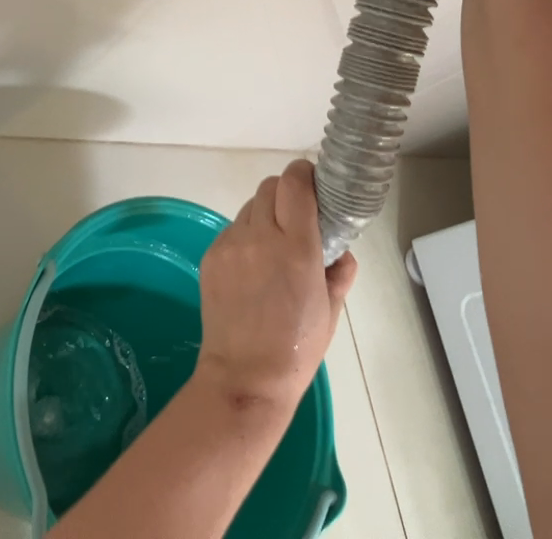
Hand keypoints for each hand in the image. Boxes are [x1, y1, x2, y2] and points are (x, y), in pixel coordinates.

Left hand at [195, 160, 357, 412]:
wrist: (245, 377)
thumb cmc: (297, 347)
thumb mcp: (331, 310)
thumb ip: (340, 272)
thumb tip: (340, 251)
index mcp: (296, 247)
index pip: (295, 184)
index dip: (304, 175)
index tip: (314, 183)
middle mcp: (260, 237)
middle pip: (270, 187)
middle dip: (286, 193)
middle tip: (298, 217)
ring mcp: (231, 245)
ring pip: (249, 207)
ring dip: (265, 215)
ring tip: (274, 247)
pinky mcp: (211, 257)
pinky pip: (232, 231)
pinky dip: (246, 237)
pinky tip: (253, 268)